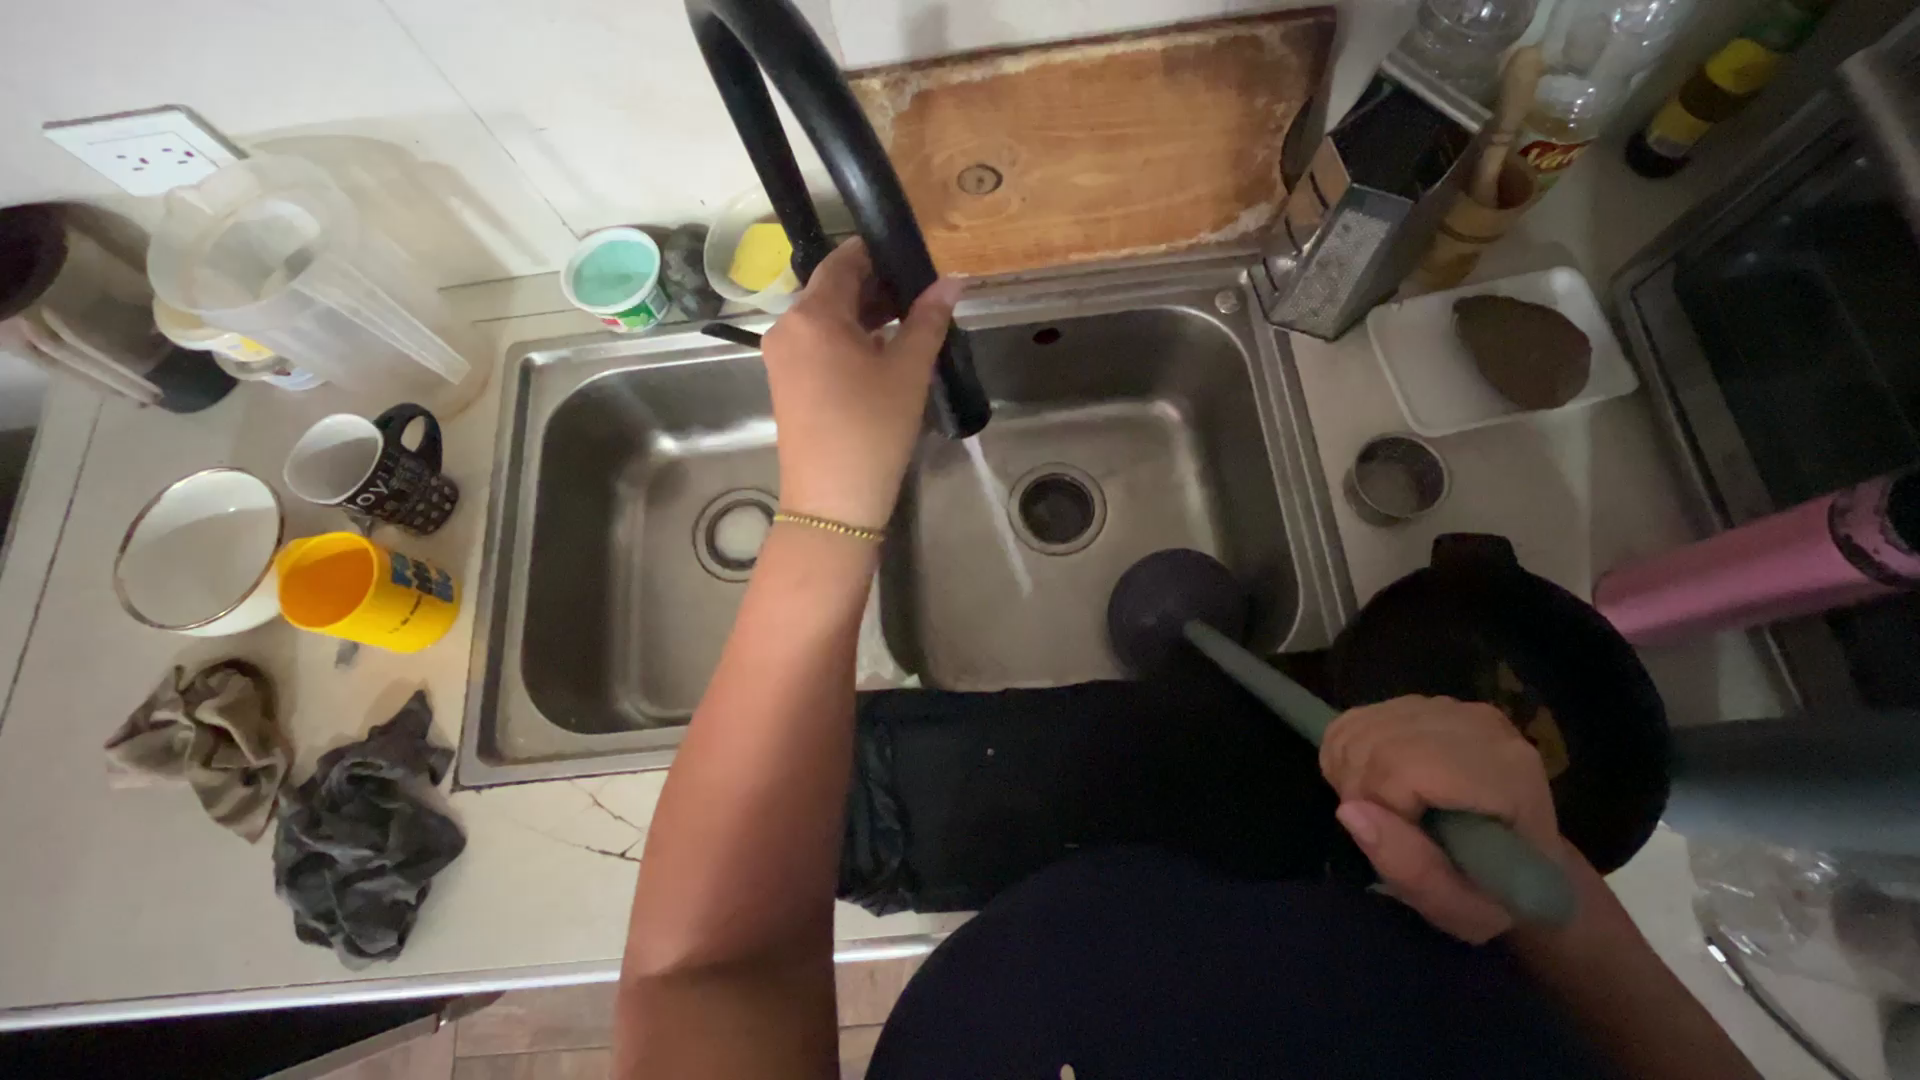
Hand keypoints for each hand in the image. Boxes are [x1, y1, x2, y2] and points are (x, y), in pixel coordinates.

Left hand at [759, 238, 963, 530]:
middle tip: (920, 292)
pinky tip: (881, 352)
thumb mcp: (908, 371)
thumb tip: (952, 281)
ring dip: (863, 315)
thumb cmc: (872, 429)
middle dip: (875, 286)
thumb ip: (928, 319)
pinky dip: (847, 340)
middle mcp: (787, 327)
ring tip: (909, 321)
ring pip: (825, 320)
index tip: (911, 255)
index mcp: (812, 315)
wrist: (832, 499)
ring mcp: (782, 358)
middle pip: (831, 290)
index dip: (877, 253)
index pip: (843, 261)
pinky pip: (817, 346)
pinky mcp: (786, 384)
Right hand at [1320, 695, 1562, 943]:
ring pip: (1359, 728)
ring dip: (1350, 773)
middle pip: (1377, 742)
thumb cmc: (1497, 895)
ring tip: (1382, 809)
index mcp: (1506, 773)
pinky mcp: (1421, 702)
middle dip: (1360, 790)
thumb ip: (1411, 869)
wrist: (1522, 863)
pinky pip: (1352, 720)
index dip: (1382, 803)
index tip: (1404, 839)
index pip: (1405, 764)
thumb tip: (1349, 811)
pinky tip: (1373, 782)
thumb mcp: (1461, 910)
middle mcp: (1480, 725)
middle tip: (1386, 828)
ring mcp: (1450, 707)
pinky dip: (1345, 755)